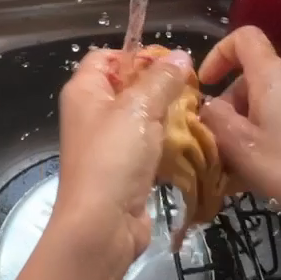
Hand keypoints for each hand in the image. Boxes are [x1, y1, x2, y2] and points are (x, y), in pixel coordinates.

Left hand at [50, 47, 195, 277]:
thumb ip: (161, 79)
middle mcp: (91, 113)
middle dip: (158, 86)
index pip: (105, 57)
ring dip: (167, 116)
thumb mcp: (140, 109)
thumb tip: (179, 55)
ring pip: (141, 117)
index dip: (135, 54)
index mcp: (84, 91)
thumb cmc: (114, 158)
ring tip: (195, 113)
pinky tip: (190, 142)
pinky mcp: (123, 168)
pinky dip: (166, 143)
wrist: (102, 225)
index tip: (168, 63)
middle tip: (190, 89)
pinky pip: (147, 145)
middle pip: (126, 86)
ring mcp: (106, 143)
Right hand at [197, 27, 280, 264]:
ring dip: (254, 117)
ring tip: (247, 155)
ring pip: (275, 94)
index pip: (243, 38)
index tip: (206, 84)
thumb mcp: (237, 145)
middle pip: (257, 73)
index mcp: (274, 74)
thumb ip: (213, 116)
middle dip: (234, 101)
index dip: (218, 54)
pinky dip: (277, 125)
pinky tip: (275, 160)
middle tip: (224, 139)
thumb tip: (209, 104)